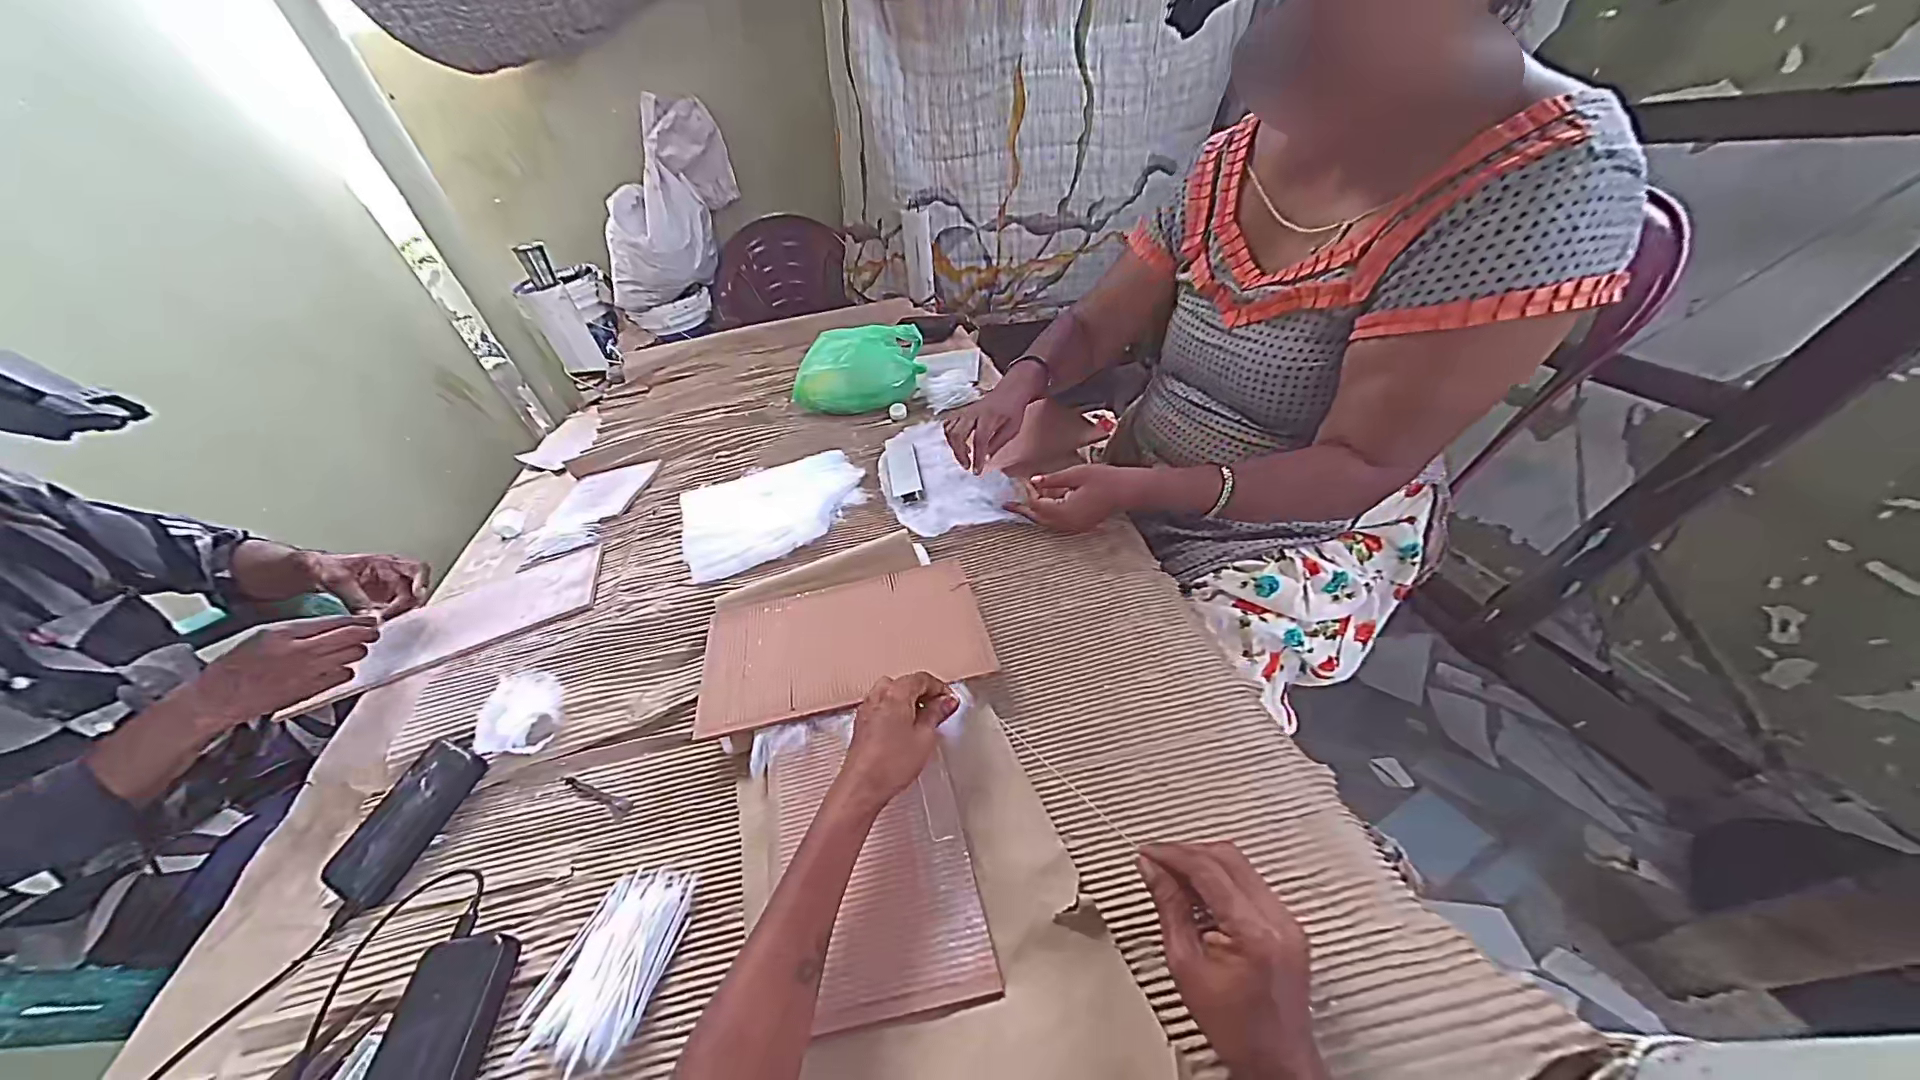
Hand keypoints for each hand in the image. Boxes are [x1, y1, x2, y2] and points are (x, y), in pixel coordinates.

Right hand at [183, 615, 380, 727]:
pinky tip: (336, 668)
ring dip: (357, 651)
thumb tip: (336, 625)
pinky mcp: (312, 689)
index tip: (369, 621)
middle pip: (353, 637)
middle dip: (367, 634)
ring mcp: (309, 671)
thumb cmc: (236, 666)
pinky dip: (346, 670)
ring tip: (351, 650)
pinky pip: (345, 675)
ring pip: (354, 654)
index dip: (358, 621)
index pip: (335, 622)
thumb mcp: (263, 636)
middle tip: (371, 634)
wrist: (217, 698)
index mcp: (284, 634)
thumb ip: (300, 629)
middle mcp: (300, 651)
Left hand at [300, 551, 430, 617]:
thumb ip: (356, 599)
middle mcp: (395, 577)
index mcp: (388, 564)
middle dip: (405, 605)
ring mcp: (391, 591)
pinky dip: (387, 619)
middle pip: (414, 592)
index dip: (422, 580)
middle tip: (388, 615)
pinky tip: (375, 622)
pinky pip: (393, 612)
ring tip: (379, 620)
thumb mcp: (339, 580)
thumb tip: (371, 616)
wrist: (311, 574)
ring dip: (397, 614)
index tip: (418, 593)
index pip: (417, 568)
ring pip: (407, 604)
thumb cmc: (326, 568)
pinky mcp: (383, 604)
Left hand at [835, 672, 958, 813]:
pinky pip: (882, 705)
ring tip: (922, 719)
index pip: (921, 678)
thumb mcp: (925, 737)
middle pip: (905, 683)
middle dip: (924, 692)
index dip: (939, 688)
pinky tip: (904, 728)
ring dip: (908, 700)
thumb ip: (936, 714)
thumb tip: (944, 703)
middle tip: (939, 707)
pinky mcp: (862, 723)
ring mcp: (867, 709)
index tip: (949, 699)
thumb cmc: (889, 764)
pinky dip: (894, 709)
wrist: (862, 786)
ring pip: (892, 692)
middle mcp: (878, 696)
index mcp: (895, 693)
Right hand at [943, 361, 1047, 471]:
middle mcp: (973, 412)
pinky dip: (950, 436)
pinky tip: (960, 444)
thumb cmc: (1013, 409)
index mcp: (988, 416)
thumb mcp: (1012, 428)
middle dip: (959, 454)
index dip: (977, 458)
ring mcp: (965, 410)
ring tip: (965, 456)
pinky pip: (949, 423)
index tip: (977, 471)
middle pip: (958, 434)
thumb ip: (998, 443)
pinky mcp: (962, 410)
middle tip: (967, 466)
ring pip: (950, 429)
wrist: (1011, 389)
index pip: (979, 440)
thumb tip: (986, 458)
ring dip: (954, 446)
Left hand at [1005, 464, 1144, 532]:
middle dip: (1024, 510)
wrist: (1128, 490)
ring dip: (1035, 512)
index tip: (1013, 491)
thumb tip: (1033, 481)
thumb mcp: (1076, 474)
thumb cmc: (1105, 479)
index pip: (1037, 507)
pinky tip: (1044, 501)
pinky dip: (1048, 513)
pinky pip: (1058, 522)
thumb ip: (1053, 479)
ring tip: (1023, 500)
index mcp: (1066, 511)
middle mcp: (1069, 524)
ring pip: (1047, 522)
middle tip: (1008, 503)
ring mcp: (1075, 526)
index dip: (1025, 497)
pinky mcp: (1080, 525)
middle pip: (1039, 519)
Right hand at [1139, 842, 1325, 1079]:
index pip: (1208, 869)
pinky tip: (1199, 891)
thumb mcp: (1186, 965)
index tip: (1149, 853)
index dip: (1172, 854)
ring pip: (1240, 864)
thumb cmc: (1237, 1030)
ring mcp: (1287, 921)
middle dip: (1187, 852)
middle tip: (1158, 860)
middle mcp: (1278, 921)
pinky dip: (1220, 878)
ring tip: (1174, 874)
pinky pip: (1250, 882)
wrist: (1275, 1063)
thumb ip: (1169, 907)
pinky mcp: (1288, 924)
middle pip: (1227, 857)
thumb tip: (1153, 870)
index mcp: (1254, 932)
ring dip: (1204, 862)